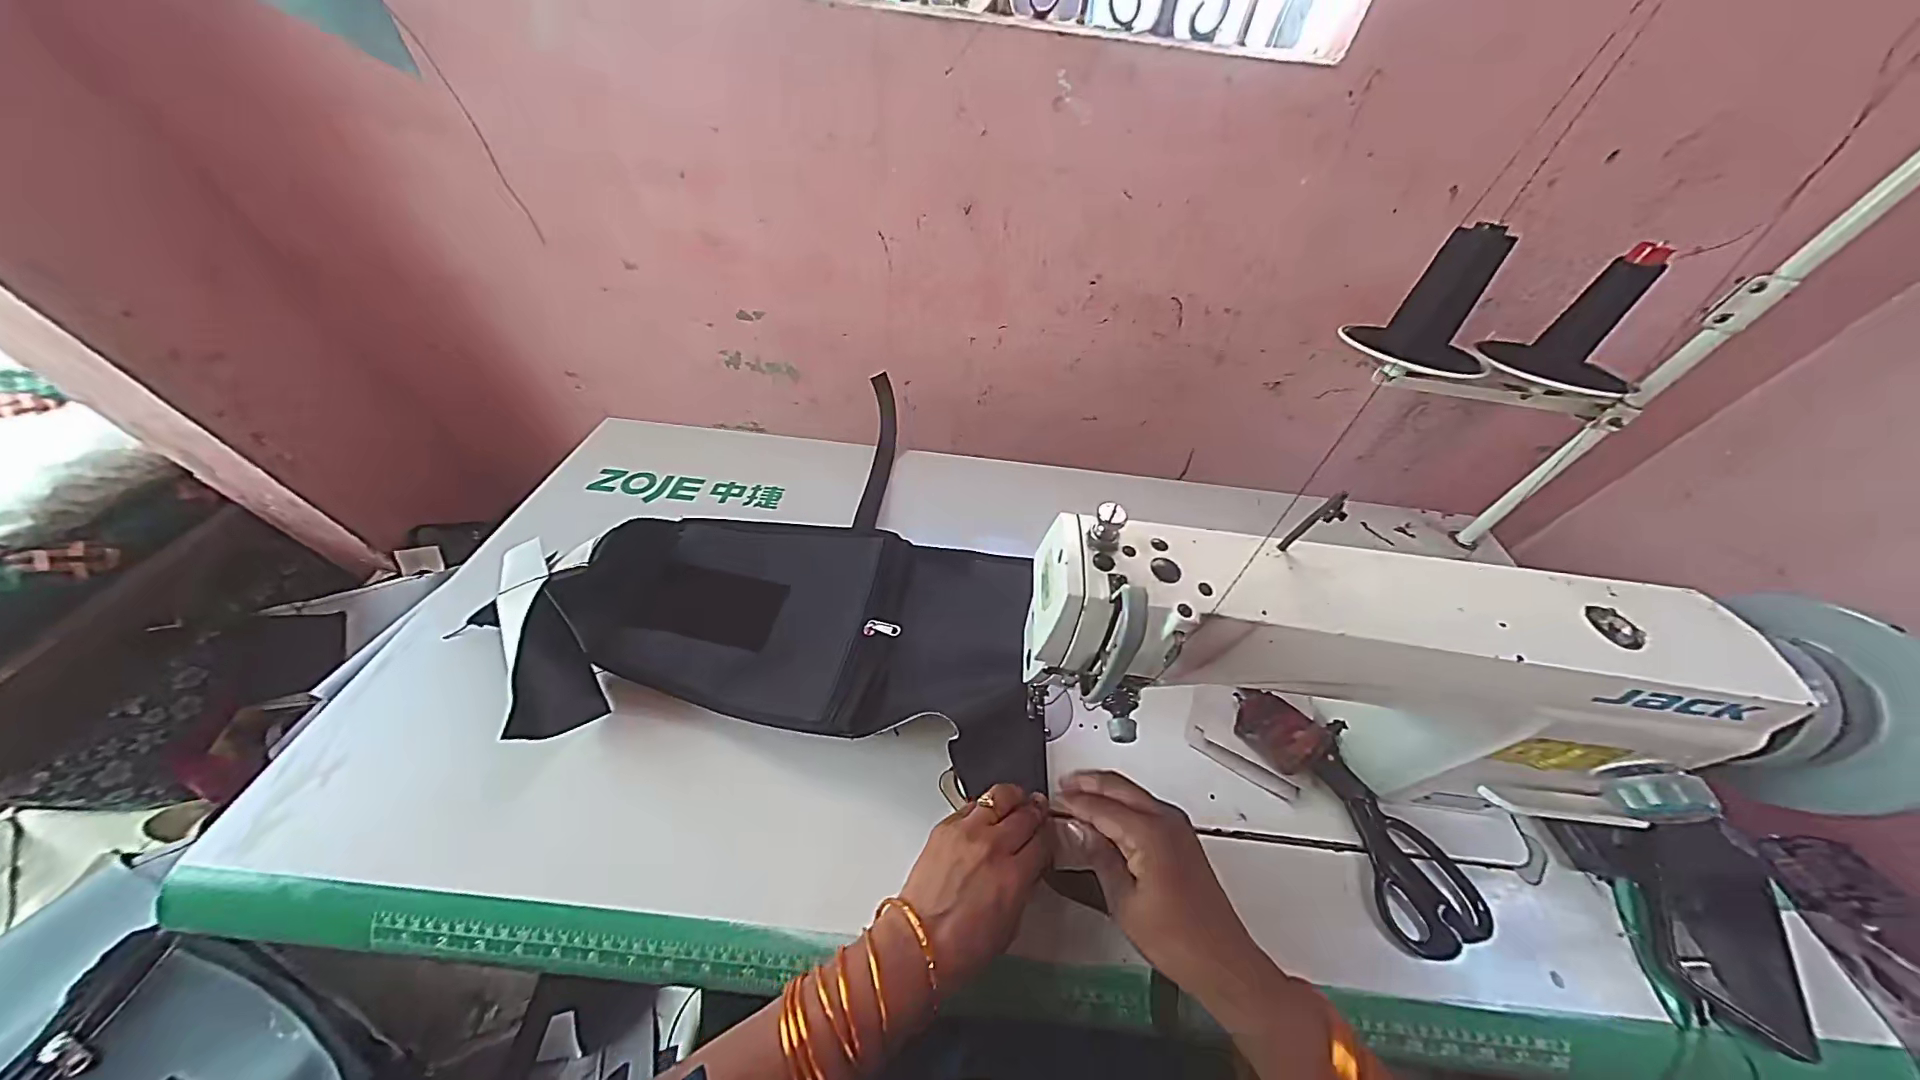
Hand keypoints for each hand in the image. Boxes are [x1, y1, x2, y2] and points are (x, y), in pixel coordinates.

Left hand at [896, 782, 1052, 989]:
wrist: (919, 942)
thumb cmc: (959, 946)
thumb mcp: (1011, 925)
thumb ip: (1024, 888)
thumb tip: (1028, 869)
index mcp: (1014, 875)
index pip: (1043, 840)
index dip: (1049, 835)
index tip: (1047, 834)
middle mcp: (993, 847)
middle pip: (1026, 813)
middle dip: (1036, 811)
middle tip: (1038, 809)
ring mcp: (968, 832)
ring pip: (1000, 796)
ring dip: (1013, 797)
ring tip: (1017, 798)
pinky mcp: (945, 827)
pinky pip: (972, 804)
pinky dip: (984, 805)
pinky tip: (987, 811)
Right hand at [1054, 771, 1271, 994]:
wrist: (1221, 962)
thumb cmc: (1180, 940)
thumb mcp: (1123, 901)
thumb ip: (1099, 857)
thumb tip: (1079, 831)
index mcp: (1151, 833)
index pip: (1101, 806)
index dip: (1073, 803)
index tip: (1055, 803)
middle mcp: (1168, 821)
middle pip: (1119, 787)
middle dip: (1088, 783)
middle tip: (1063, 786)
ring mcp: (1178, 828)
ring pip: (1133, 793)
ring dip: (1106, 789)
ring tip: (1080, 796)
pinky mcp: (1183, 838)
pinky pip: (1146, 806)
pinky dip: (1123, 802)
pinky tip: (1109, 814)